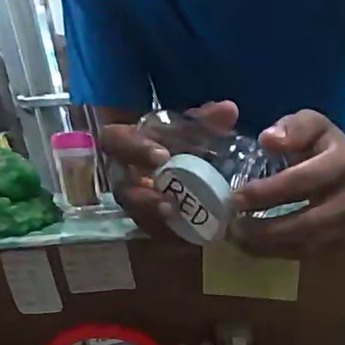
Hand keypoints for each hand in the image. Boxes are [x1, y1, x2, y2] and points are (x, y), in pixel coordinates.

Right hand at [98, 100, 238, 240]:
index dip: (135, 149)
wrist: (188, 175)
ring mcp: (136, 204)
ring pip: (137, 216)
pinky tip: (187, 234)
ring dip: (157, 219)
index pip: (115, 140)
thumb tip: (229, 110)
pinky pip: (154, 233)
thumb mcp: (192, 131)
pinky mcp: (150, 226)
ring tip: (176, 218)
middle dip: (144, 198)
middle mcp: (126, 176)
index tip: (161, 157)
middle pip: (123, 190)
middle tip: (169, 202)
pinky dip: (170, 233)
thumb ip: (206, 122)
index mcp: (129, 145)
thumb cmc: (182, 145)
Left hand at [233, 110, 344, 256]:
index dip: (268, 192)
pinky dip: (276, 252)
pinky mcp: (337, 242)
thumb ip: (292, 128)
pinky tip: (252, 245)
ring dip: (269, 245)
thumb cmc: (327, 146)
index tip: (237, 197)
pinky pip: (304, 253)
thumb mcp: (313, 124)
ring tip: (239, 238)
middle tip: (235, 226)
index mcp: (342, 164)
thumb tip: (267, 140)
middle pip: (306, 222)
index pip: (302, 181)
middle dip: (267, 228)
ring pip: (305, 244)